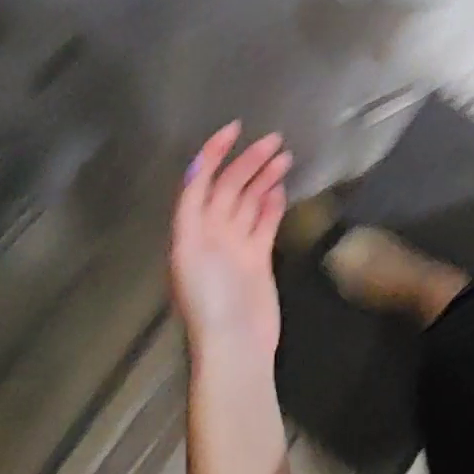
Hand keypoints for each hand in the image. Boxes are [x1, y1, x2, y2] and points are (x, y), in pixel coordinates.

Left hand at [169, 122, 291, 365]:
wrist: (235, 345)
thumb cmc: (209, 298)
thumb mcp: (189, 250)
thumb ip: (192, 208)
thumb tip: (197, 168)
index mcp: (190, 228)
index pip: (200, 180)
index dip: (213, 152)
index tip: (235, 129)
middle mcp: (210, 232)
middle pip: (229, 187)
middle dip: (249, 161)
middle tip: (276, 140)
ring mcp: (234, 245)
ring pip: (248, 201)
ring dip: (263, 177)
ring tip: (285, 156)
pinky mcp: (257, 258)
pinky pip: (263, 222)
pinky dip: (271, 203)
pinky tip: (280, 187)